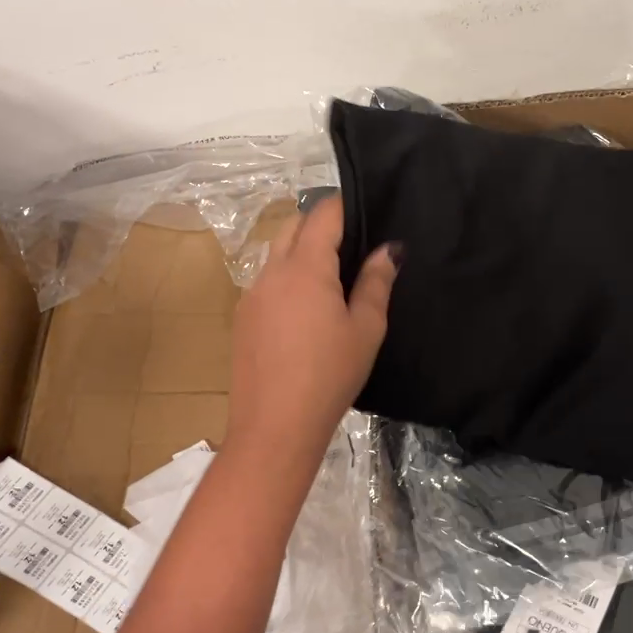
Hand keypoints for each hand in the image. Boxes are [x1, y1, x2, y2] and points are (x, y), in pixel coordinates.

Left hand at [229, 194, 398, 449]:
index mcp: (305, 268)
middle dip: (322, 224)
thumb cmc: (330, 375)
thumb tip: (388, 249)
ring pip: (277, 253)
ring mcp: (252, 295)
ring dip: (303, 251)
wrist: (275, 427)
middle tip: (356, 243)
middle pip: (294, 226)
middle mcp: (272, 272)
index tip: (370, 210)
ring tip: (336, 277)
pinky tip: (310, 308)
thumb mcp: (366, 328)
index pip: (323, 214)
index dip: (346, 205)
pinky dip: (289, 277)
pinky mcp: (243, 318)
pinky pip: (268, 280)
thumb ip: (377, 282)